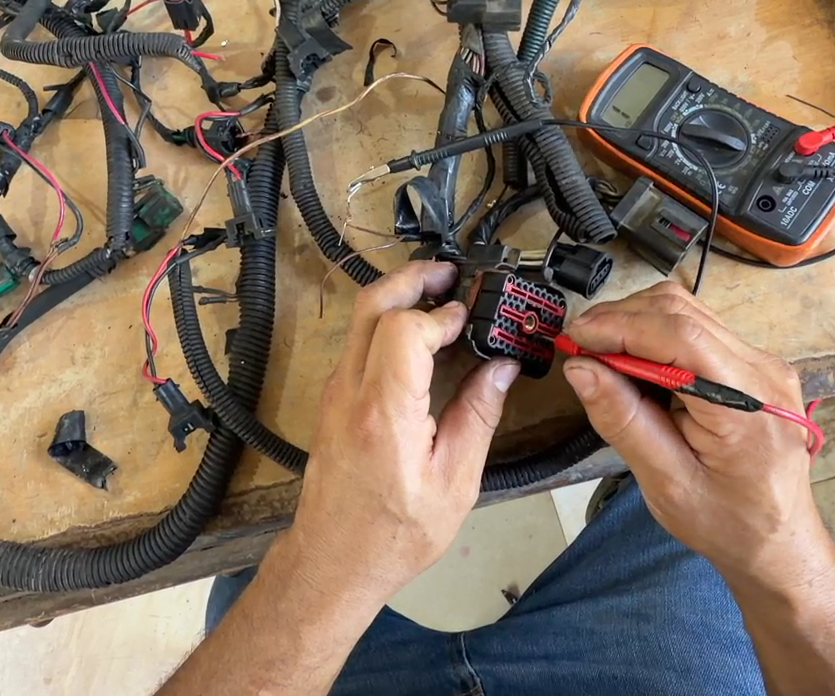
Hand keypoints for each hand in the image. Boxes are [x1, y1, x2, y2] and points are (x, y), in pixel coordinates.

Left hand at [273, 261, 519, 614]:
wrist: (332, 560)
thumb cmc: (395, 533)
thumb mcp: (454, 483)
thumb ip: (478, 416)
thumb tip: (502, 367)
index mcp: (385, 413)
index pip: (404, 330)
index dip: (441, 314)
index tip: (469, 318)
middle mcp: (351, 390)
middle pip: (372, 305)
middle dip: (412, 277)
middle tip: (451, 273)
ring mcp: (336, 389)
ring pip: (360, 317)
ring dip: (399, 294)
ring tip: (441, 292)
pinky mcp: (334, 395)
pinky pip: (359, 340)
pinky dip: (389, 320)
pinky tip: (420, 332)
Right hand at [561, 281, 834, 591]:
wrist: (780, 543)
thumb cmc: (725, 523)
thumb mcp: (665, 483)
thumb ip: (622, 420)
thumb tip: (579, 367)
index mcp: (748, 406)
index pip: (680, 335)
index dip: (619, 325)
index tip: (573, 337)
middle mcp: (762, 369)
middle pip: (680, 311)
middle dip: (619, 318)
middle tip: (577, 344)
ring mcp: (759, 360)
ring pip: (684, 309)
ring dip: (632, 320)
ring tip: (598, 350)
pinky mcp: (749, 361)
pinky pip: (693, 324)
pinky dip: (650, 330)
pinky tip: (630, 357)